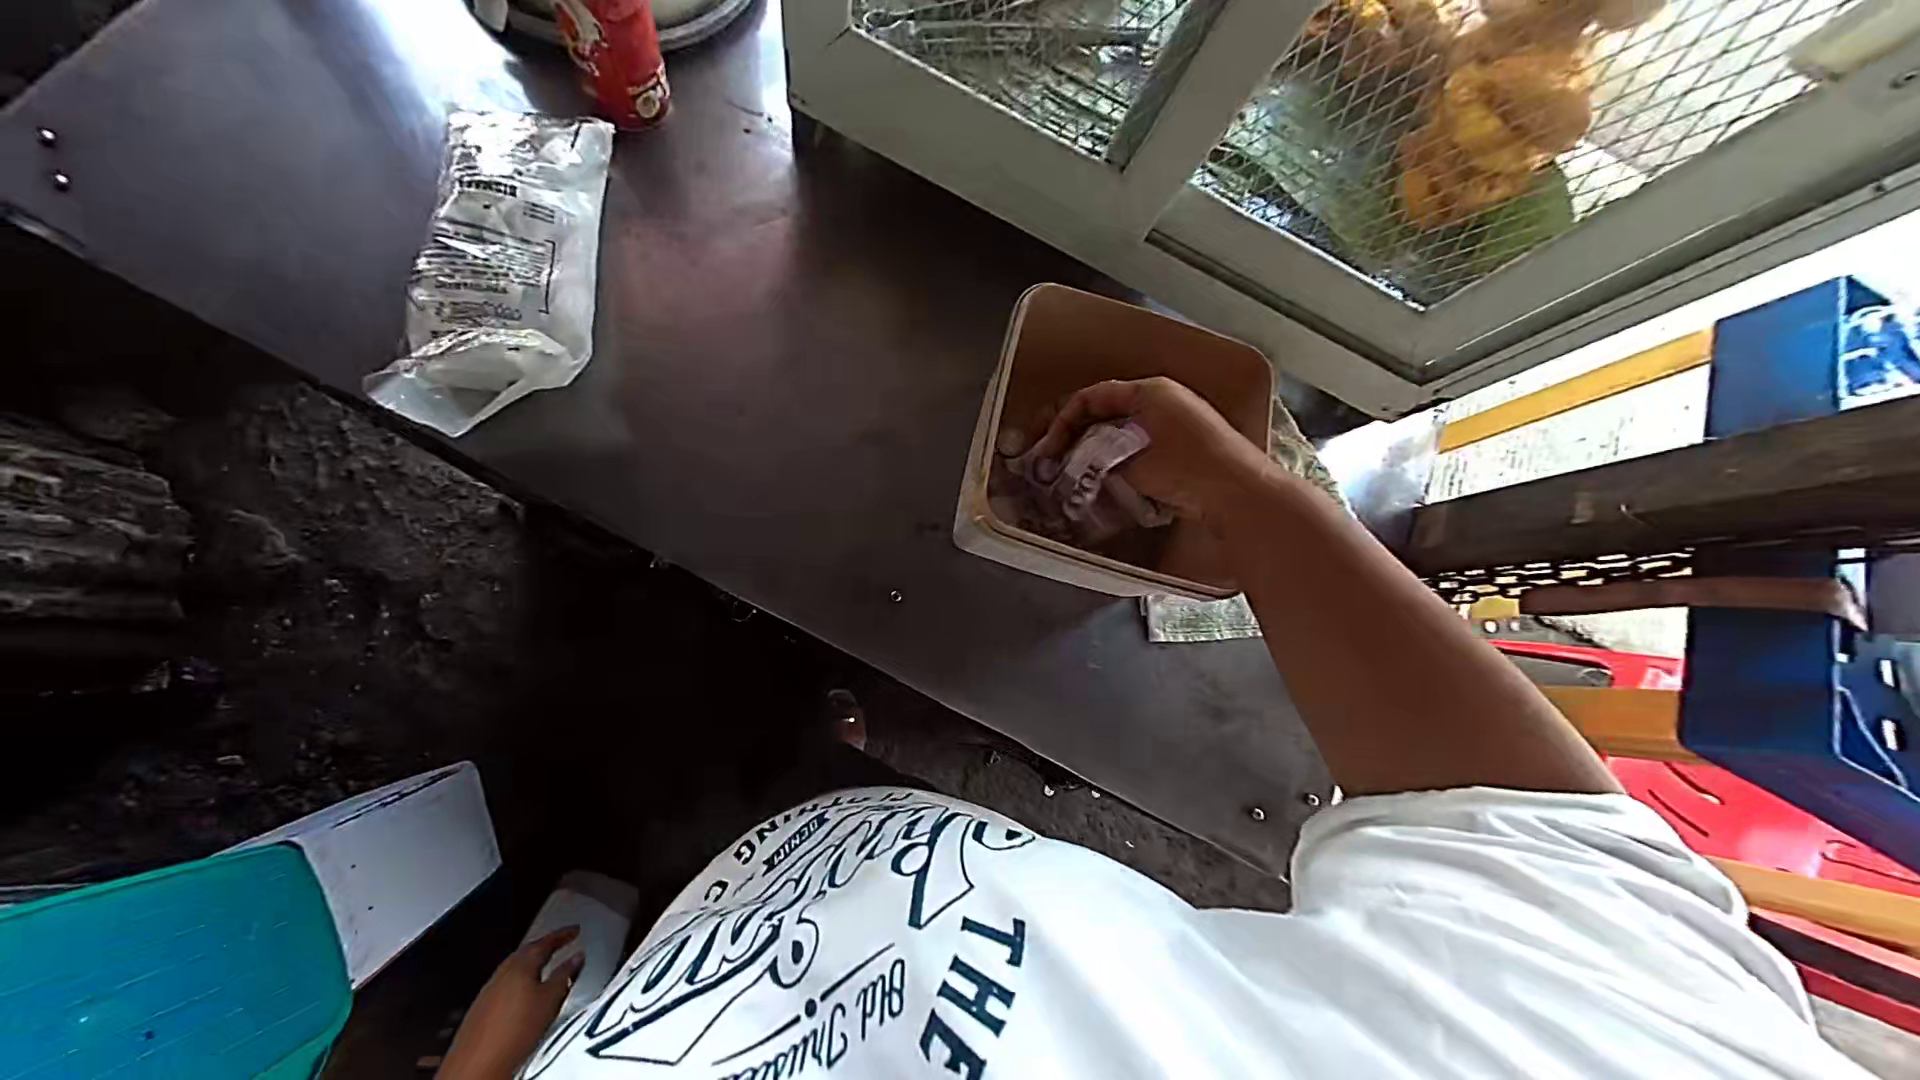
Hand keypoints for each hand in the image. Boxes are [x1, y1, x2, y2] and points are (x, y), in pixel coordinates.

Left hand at [438, 927, 584, 1079]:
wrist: (476, 1069)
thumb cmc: (516, 1032)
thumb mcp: (551, 999)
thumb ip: (565, 975)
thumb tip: (577, 958)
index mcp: (520, 967)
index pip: (544, 942)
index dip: (562, 935)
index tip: (574, 930)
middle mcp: (500, 976)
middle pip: (525, 954)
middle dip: (543, 947)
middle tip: (559, 944)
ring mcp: (485, 995)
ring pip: (512, 970)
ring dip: (529, 965)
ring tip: (544, 968)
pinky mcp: (477, 1014)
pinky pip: (502, 988)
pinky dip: (517, 984)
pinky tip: (522, 996)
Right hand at [1027, 377, 1273, 522]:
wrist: (1240, 495)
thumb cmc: (1187, 469)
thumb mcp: (1131, 461)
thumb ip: (1097, 455)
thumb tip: (1075, 459)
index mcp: (1149, 391)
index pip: (1091, 397)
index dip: (1062, 420)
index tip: (1047, 446)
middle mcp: (1163, 400)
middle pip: (1105, 412)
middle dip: (1076, 436)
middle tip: (1054, 459)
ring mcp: (1176, 423)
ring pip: (1121, 431)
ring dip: (1095, 450)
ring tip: (1076, 473)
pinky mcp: (1184, 448)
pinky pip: (1139, 447)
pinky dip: (1118, 460)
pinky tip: (1107, 481)